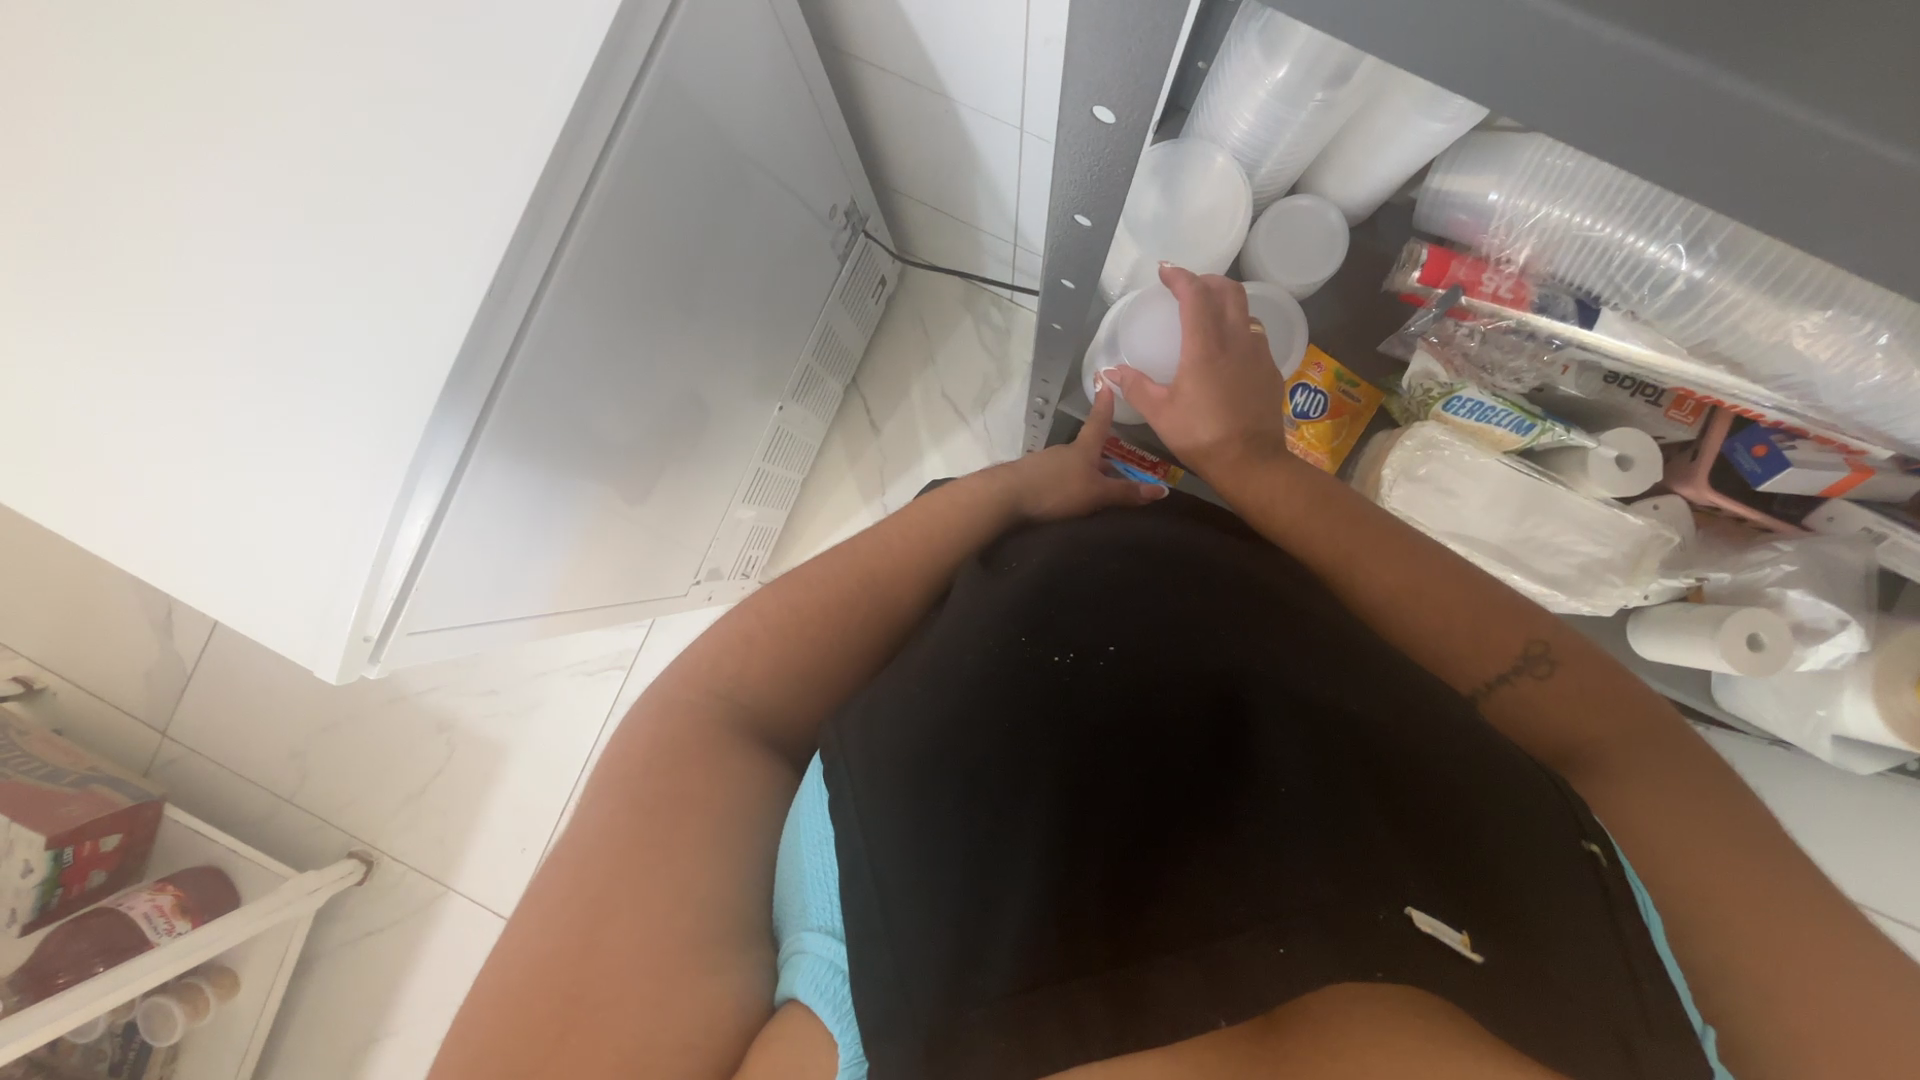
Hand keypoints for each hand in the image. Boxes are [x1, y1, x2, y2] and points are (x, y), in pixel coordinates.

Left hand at [988, 383, 1168, 522]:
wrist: (1006, 497)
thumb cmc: (1056, 489)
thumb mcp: (1096, 493)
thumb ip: (1126, 492)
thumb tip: (1162, 490)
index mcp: (1083, 449)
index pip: (1099, 422)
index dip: (1105, 405)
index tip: (1105, 383)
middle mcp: (1064, 452)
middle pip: (1088, 450)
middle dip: (1104, 457)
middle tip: (1121, 467)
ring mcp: (1044, 464)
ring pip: (1072, 466)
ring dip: (1086, 474)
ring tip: (1098, 490)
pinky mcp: (1030, 479)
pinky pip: (1056, 479)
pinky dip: (1067, 486)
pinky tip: (1068, 500)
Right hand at [1103, 264, 1291, 476]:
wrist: (1250, 462)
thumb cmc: (1200, 436)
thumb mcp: (1159, 413)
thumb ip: (1135, 387)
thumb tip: (1110, 372)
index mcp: (1205, 346)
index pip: (1195, 295)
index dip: (1180, 277)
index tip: (1165, 271)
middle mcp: (1236, 340)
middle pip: (1229, 291)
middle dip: (1207, 281)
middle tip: (1188, 287)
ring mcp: (1259, 354)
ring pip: (1246, 312)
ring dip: (1226, 304)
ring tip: (1209, 315)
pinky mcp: (1271, 371)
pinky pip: (1256, 337)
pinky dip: (1239, 330)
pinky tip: (1228, 350)